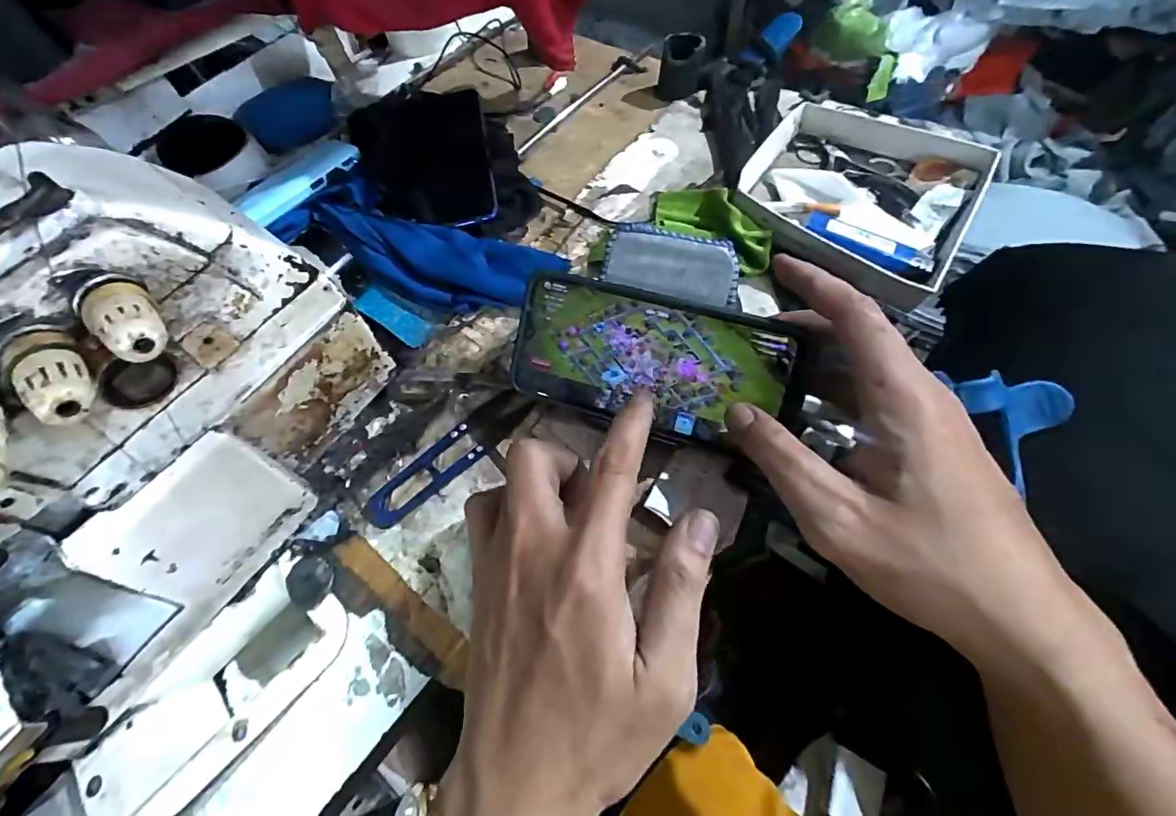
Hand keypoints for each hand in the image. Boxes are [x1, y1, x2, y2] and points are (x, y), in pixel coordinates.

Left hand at [439, 393, 718, 815]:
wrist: (514, 782)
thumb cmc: (598, 736)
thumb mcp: (666, 679)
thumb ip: (682, 589)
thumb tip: (699, 519)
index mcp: (586, 569)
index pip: (610, 475)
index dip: (628, 428)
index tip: (639, 397)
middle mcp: (532, 549)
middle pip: (532, 456)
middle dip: (569, 451)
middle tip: (600, 487)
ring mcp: (495, 562)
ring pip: (502, 480)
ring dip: (537, 479)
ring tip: (571, 513)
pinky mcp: (477, 581)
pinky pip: (484, 514)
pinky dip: (510, 505)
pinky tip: (537, 540)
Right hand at [726, 256, 1089, 669]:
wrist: (1027, 623)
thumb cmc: (933, 566)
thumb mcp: (839, 519)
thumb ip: (782, 459)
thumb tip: (736, 410)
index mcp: (906, 400)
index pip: (859, 317)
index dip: (817, 283)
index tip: (777, 264)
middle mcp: (926, 398)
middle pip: (864, 336)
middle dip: (809, 320)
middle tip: (756, 326)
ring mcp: (937, 423)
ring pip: (872, 369)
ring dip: (822, 359)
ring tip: (769, 365)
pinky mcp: (938, 447)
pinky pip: (880, 399)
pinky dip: (838, 391)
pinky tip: (808, 417)